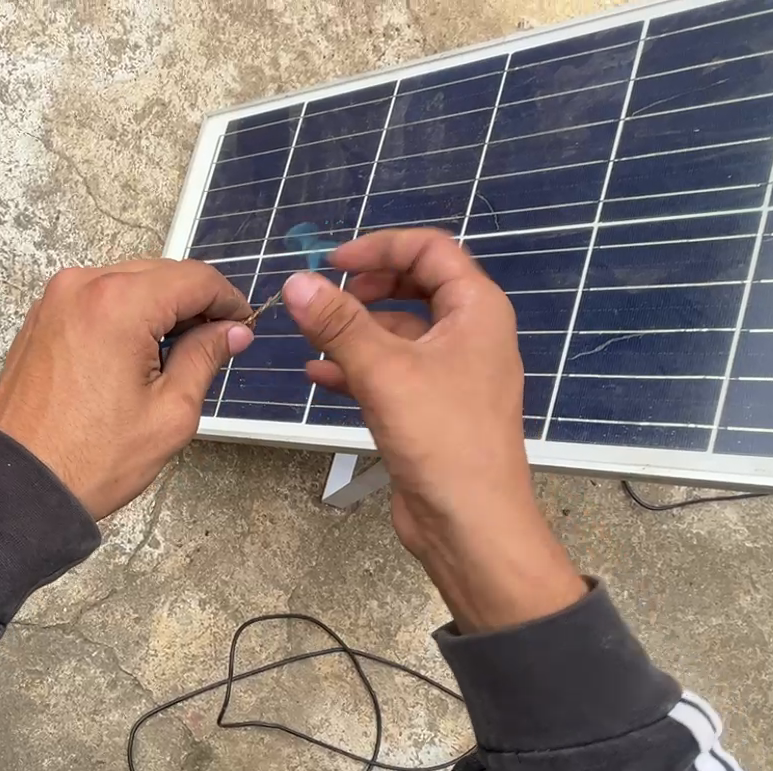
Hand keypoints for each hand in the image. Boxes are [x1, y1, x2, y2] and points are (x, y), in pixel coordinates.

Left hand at [0, 259, 253, 519]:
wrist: (18, 486)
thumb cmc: (91, 460)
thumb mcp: (168, 414)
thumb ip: (204, 359)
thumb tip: (231, 331)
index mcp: (118, 304)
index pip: (193, 279)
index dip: (227, 299)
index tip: (243, 324)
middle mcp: (81, 287)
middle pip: (159, 273)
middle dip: (193, 304)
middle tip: (216, 342)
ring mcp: (54, 300)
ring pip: (126, 283)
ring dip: (158, 309)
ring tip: (176, 354)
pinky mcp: (39, 320)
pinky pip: (95, 300)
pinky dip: (123, 316)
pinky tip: (136, 353)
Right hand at [283, 228, 585, 631]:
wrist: (469, 522)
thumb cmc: (441, 438)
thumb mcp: (385, 372)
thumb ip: (339, 325)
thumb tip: (296, 282)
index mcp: (476, 310)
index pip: (431, 251)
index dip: (380, 247)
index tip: (330, 264)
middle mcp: (468, 335)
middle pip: (415, 288)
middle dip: (366, 288)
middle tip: (325, 299)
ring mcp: (450, 374)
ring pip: (398, 334)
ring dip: (355, 332)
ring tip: (310, 338)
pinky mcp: (429, 409)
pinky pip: (390, 373)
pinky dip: (356, 369)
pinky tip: (318, 377)